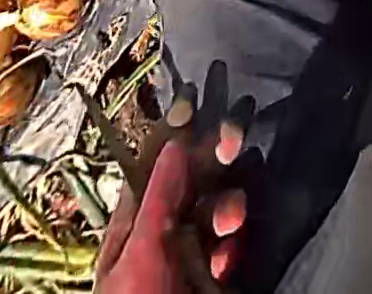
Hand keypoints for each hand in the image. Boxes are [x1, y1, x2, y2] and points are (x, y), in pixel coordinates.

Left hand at [94, 88, 250, 293]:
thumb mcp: (139, 257)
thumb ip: (160, 196)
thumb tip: (179, 136)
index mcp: (133, 225)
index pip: (154, 164)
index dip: (172, 132)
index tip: (195, 99)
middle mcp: (164, 229)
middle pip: (192, 177)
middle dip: (214, 157)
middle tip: (235, 138)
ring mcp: (192, 251)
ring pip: (218, 202)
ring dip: (229, 200)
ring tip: (234, 217)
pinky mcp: (219, 271)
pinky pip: (234, 237)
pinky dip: (238, 232)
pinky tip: (237, 236)